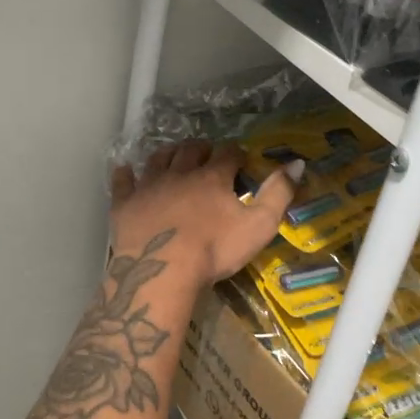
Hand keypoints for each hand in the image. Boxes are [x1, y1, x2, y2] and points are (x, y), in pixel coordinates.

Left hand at [109, 141, 299, 287]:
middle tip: (207, 154)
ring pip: (158, 159)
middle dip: (202, 149)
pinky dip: (125, 173)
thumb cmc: (214, 250)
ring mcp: (149, 186)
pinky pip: (122, 181)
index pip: (228, 154)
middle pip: (190, 150)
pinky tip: (125, 170)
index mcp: (213, 177)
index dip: (236, 154)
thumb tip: (296, 163)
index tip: (240, 160)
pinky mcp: (125, 203)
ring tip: (174, 156)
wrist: (163, 269)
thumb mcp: (259, 225)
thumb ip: (278, 193)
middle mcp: (180, 173)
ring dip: (168, 154)